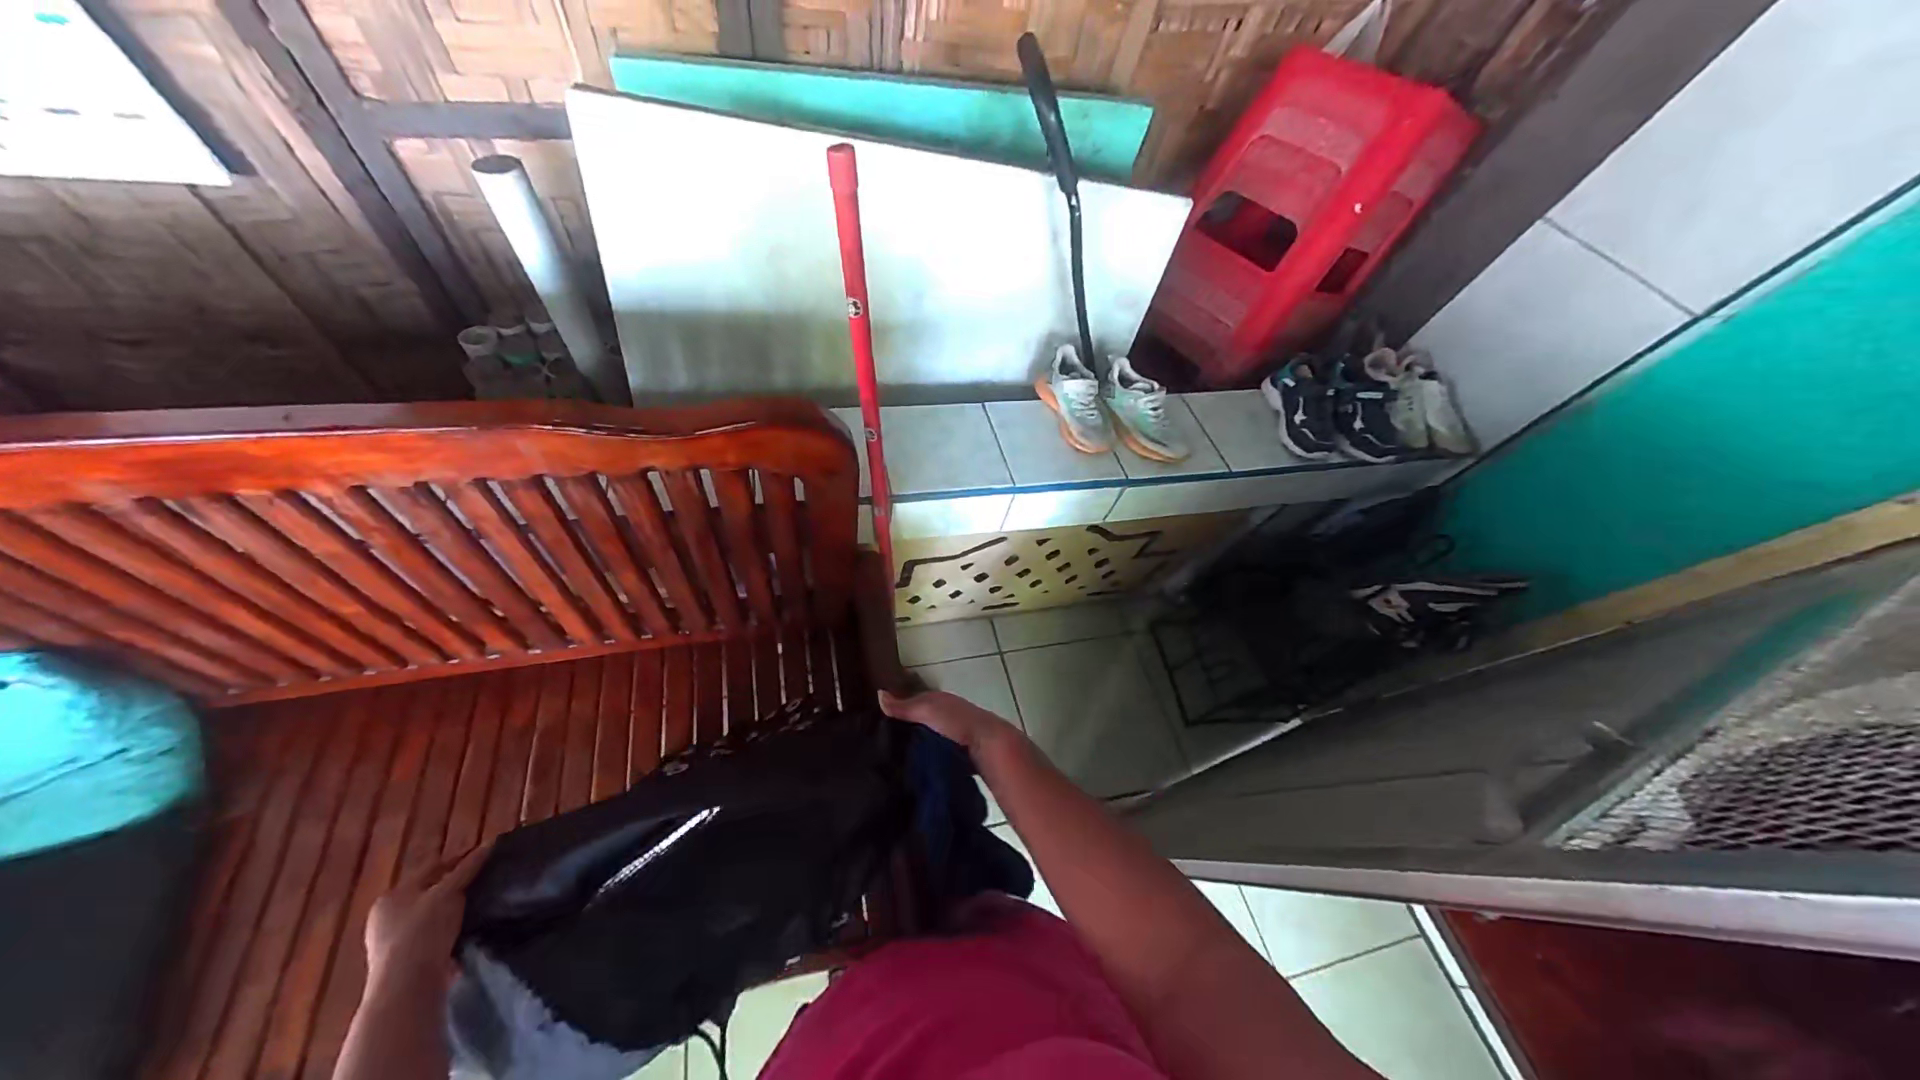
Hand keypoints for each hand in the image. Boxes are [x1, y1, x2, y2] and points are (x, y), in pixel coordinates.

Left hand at [365, 842, 490, 984]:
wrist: (407, 988)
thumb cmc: (423, 931)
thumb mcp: (449, 893)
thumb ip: (469, 868)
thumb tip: (492, 842)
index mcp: (392, 896)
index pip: (432, 868)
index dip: (461, 860)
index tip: (488, 857)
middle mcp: (386, 918)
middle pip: (431, 893)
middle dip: (458, 887)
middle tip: (487, 881)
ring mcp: (392, 943)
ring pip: (434, 916)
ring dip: (455, 911)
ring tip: (483, 906)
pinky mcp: (405, 963)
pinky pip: (434, 938)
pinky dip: (451, 933)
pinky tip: (470, 932)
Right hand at [878, 689, 1019, 752]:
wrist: (987, 745)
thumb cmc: (956, 721)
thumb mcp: (927, 710)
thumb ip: (903, 706)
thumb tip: (878, 694)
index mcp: (937, 700)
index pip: (910, 702)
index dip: (895, 710)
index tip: (874, 722)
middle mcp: (944, 714)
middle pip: (917, 721)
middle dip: (902, 730)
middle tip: (877, 745)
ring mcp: (951, 734)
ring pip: (925, 738)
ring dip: (913, 745)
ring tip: (889, 759)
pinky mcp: (955, 753)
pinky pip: (933, 752)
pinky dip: (924, 756)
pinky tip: (910, 767)